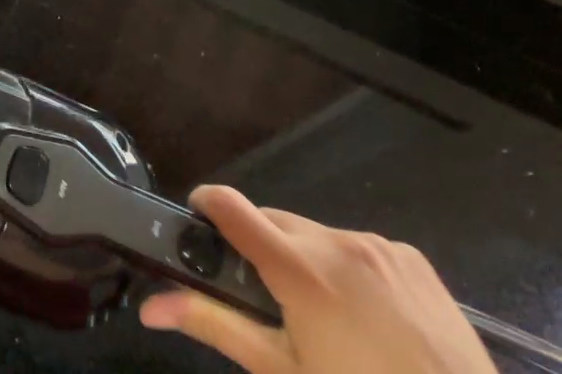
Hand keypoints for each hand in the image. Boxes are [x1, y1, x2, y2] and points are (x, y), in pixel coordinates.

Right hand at [140, 186, 495, 373]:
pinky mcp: (412, 257)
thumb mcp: (280, 370)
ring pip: (315, 234)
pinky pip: (358, 247)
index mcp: (298, 269)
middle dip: (256, 244)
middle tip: (261, 297)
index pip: (232, 207)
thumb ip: (214, 325)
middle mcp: (336, 242)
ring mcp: (379, 246)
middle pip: (272, 220)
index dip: (206, 204)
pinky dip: (345, 267)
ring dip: (302, 256)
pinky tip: (365, 316)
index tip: (196, 220)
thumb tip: (150, 307)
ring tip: (320, 314)